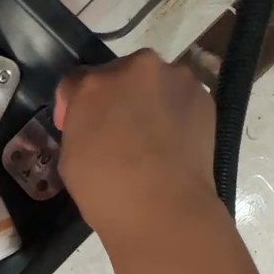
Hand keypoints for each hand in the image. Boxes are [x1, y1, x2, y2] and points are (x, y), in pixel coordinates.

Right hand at [54, 52, 221, 248]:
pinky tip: (167, 144)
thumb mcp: (70, 158)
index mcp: (93, 85)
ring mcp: (175, 77)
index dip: (70, 106)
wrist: (161, 207)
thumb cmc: (103, 189)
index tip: (74, 128)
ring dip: (144, 102)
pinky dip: (171, 114)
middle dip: (111, 98)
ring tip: (146, 140)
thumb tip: (94, 123)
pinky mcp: (203, 94)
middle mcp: (136, 67)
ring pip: (152, 83)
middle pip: (117, 75)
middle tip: (112, 133)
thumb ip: (80, 127)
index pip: (74, 82)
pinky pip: (178, 98)